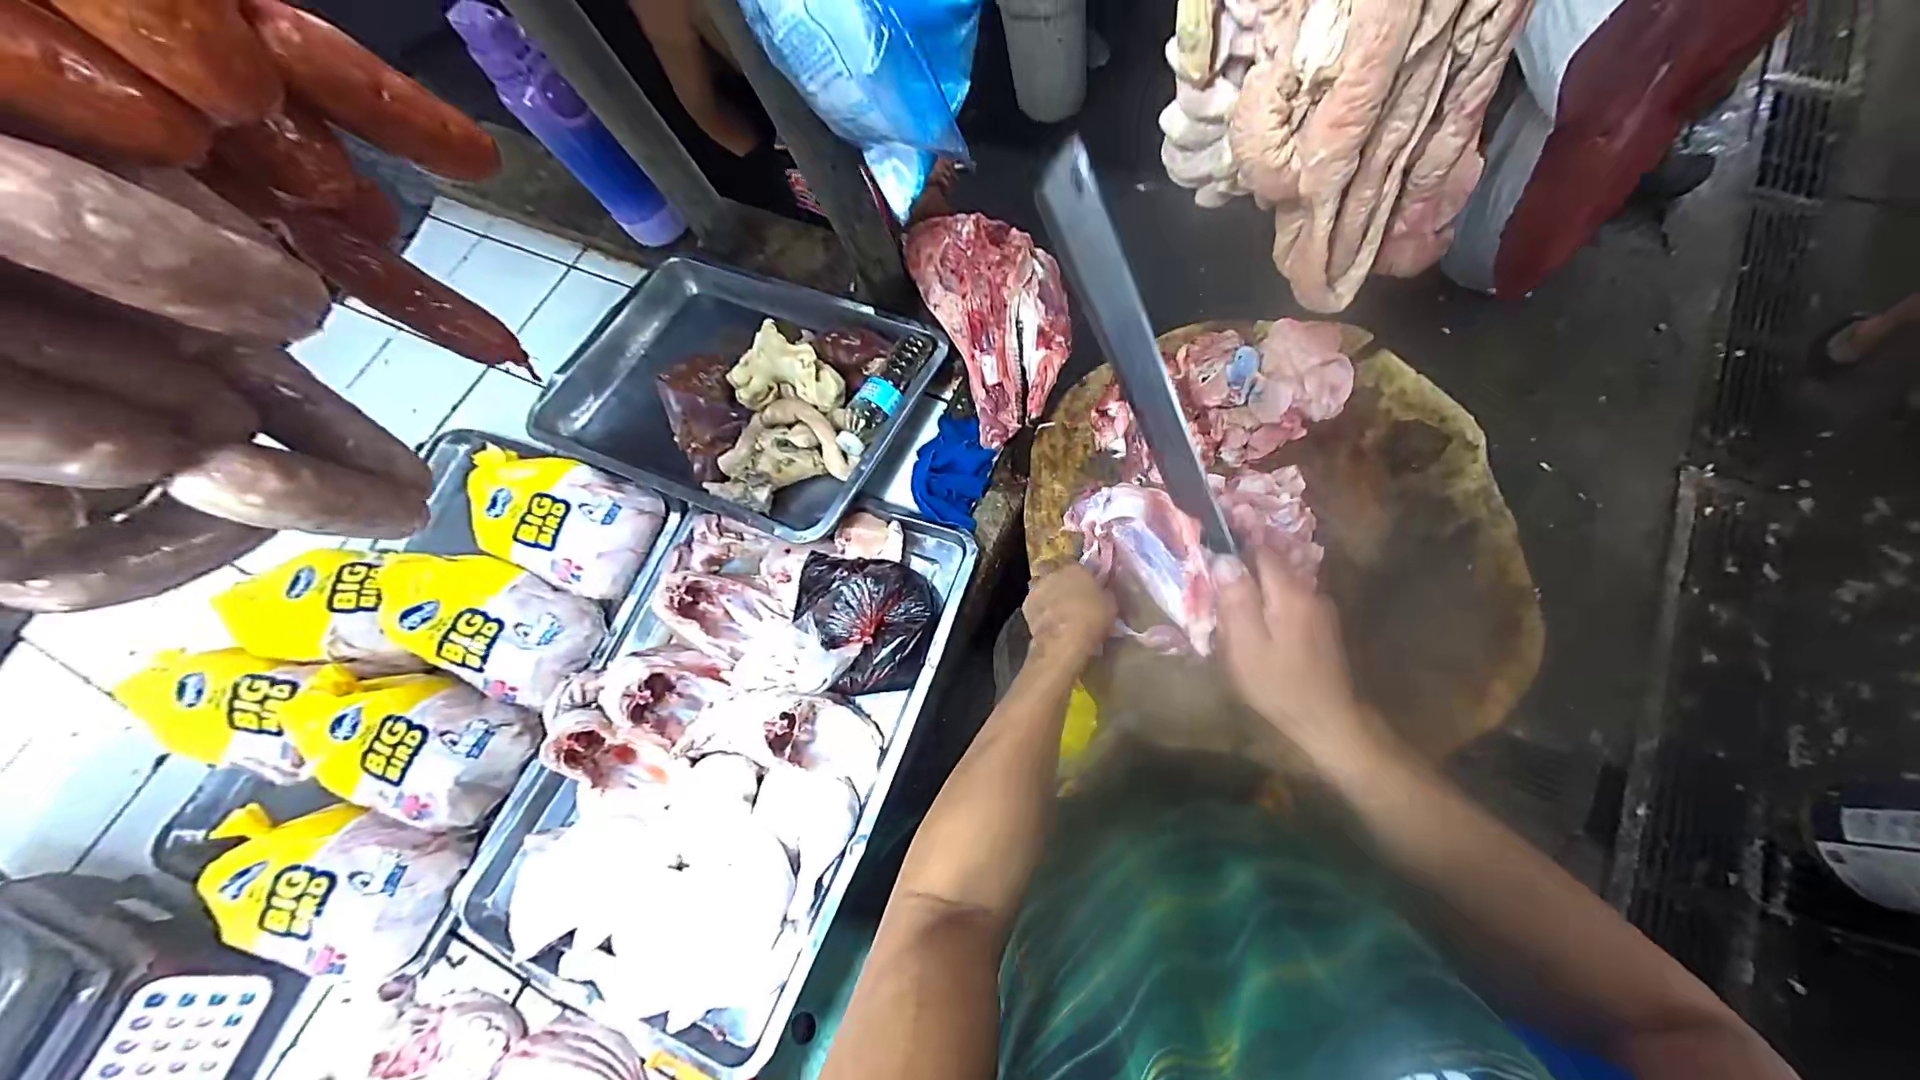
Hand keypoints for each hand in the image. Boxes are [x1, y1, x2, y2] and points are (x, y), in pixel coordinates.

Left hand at [1023, 562, 1115, 670]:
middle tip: (1065, 594)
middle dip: (1056, 580)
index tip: (1081, 584)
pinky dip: (1039, 610)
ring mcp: (1037, 588)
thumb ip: (1103, 593)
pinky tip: (1046, 621)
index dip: (1077, 574)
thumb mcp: (1109, 604)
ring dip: (1045, 594)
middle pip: (1052, 571)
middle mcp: (1053, 573)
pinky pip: (1033, 604)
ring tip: (1054, 610)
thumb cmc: (1093, 618)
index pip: (1074, 564)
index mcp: (1075, 568)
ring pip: (1040, 587)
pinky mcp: (1025, 606)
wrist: (1065, 638)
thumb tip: (1101, 591)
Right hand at [1213, 547, 1383, 766]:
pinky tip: (1259, 636)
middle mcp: (1310, 592)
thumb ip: (1235, 600)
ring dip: (1256, 597)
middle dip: (1242, 579)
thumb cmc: (1278, 685)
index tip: (1210, 568)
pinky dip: (1270, 611)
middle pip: (1269, 568)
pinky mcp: (1322, 626)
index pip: (1260, 551)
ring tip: (1235, 625)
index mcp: (1290, 593)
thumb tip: (1224, 559)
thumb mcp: (1245, 645)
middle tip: (1218, 605)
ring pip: (1278, 588)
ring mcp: (1320, 609)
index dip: (1234, 553)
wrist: (1327, 721)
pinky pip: (1288, 604)